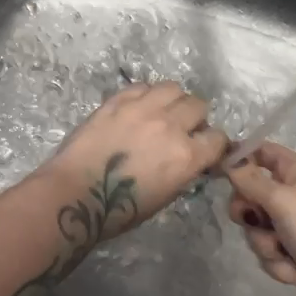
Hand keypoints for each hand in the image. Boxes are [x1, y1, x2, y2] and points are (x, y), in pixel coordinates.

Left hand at [33, 82, 228, 238]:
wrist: (78, 191)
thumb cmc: (122, 208)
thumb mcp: (167, 195)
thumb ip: (183, 169)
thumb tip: (188, 156)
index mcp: (187, 156)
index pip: (218, 138)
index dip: (214, 143)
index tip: (206, 146)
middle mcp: (170, 125)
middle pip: (198, 105)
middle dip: (196, 117)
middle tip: (183, 127)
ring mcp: (143, 108)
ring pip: (173, 88)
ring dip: (173, 100)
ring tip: (162, 111)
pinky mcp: (118, 100)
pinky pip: (142, 87)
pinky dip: (146, 95)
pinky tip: (138, 107)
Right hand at [225, 141, 295, 295]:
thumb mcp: (281, 198)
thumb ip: (248, 180)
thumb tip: (228, 162)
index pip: (261, 152)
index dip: (240, 159)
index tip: (219, 173)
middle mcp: (295, 195)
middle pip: (252, 195)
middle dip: (250, 214)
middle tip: (254, 221)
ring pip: (259, 229)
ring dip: (267, 244)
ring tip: (287, 253)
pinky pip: (272, 254)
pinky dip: (281, 264)